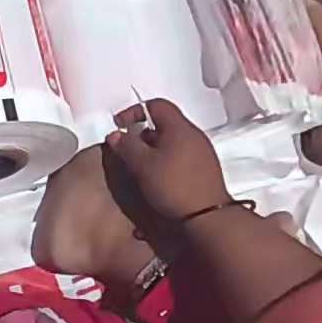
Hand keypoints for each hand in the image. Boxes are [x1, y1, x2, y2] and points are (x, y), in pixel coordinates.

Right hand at [103, 99, 232, 219]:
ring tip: (138, 167)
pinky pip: (179, 156)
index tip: (119, 125)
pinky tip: (155, 179)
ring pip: (170, 142)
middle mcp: (193, 136)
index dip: (134, 111)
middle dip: (141, 134)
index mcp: (180, 128)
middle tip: (127, 150)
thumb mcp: (143, 165)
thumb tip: (114, 134)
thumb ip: (126, 146)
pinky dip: (163, 161)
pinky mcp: (203, 170)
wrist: (207, 217)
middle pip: (164, 124)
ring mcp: (201, 153)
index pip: (157, 105)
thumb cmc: (173, 185)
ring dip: (151, 150)